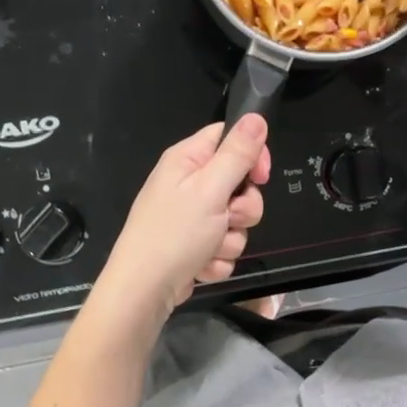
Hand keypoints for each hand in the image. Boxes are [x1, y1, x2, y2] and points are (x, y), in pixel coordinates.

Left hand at [96, 115, 271, 321]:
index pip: (229, 138)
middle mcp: (188, 185)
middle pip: (239, 185)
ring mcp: (191, 218)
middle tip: (227, 219)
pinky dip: (217, 259)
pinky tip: (200, 265)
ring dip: (229, 240)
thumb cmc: (174, 234)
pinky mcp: (195, 247)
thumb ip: (237, 153)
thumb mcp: (210, 189)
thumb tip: (257, 116)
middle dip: (242, 210)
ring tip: (208, 248)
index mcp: (187, 160)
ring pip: (235, 222)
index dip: (251, 155)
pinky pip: (224, 247)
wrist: (145, 289)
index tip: (261, 177)